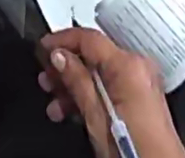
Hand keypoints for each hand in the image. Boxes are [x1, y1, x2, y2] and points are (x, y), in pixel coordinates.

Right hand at [37, 28, 184, 157]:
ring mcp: (142, 84)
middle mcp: (138, 69)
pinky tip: (73, 111)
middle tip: (46, 77)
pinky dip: (91, 94)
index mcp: (128, 66)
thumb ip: (76, 81)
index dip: (61, 40)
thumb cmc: (135, 153)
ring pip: (99, 72)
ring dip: (75, 84)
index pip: (88, 38)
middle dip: (66, 67)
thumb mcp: (96, 117)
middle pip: (93, 55)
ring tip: (56, 102)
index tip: (42, 48)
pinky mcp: (143, 101)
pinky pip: (111, 86)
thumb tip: (59, 56)